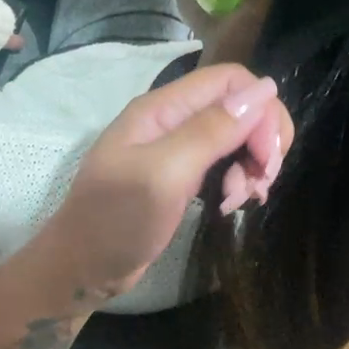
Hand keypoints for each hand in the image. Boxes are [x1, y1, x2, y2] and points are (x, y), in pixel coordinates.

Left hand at [35, 64, 290, 300]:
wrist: (81, 268)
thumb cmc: (116, 221)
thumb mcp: (165, 174)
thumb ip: (211, 130)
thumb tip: (266, 87)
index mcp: (160, 109)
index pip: (231, 80)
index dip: (261, 110)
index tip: (267, 156)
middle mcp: (168, 122)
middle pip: (238, 108)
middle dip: (261, 142)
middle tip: (262, 183)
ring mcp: (173, 151)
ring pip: (234, 139)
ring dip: (250, 167)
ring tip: (242, 201)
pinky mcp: (178, 179)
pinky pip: (220, 166)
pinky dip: (235, 183)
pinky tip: (230, 207)